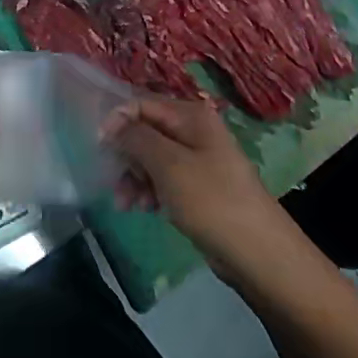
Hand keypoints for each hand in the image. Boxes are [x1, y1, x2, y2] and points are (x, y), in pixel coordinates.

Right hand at [103, 97, 286, 274]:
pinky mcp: (198, 187)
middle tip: (114, 181)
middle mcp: (195, 132)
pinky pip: (164, 180)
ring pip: (152, 159)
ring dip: (134, 178)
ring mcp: (198, 160)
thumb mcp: (168, 164)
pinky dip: (149, 190)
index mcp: (192, 117)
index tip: (100, 148)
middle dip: (126, 156)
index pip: (142, 105)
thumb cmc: (211, 200)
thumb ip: (136, 138)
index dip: (118, 122)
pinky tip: (144, 208)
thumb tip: (113, 123)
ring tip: (126, 204)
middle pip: (146, 132)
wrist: (257, 252)